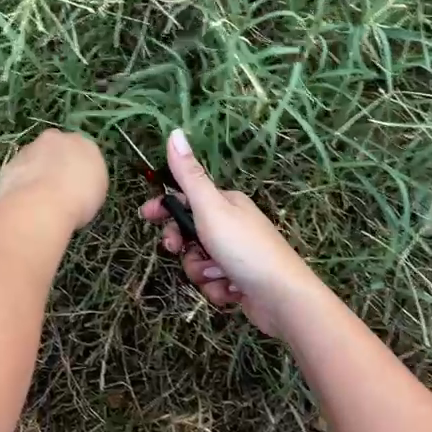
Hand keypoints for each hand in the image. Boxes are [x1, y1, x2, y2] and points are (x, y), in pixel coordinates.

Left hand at [0, 129, 108, 229]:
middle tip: (57, 188)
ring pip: (34, 157)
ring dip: (36, 171)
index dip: (78, 169)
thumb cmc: (78, 201)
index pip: (83, 152)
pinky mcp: (11, 162)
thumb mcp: (96, 194)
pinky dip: (20, 181)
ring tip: (38, 198)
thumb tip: (76, 184)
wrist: (41, 205)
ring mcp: (30, 148)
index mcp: (85, 145)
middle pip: (57, 148)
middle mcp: (57, 139)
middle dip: (56, 163)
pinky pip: (18, 171)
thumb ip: (86, 180)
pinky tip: (23, 200)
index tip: (76, 187)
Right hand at [142, 129, 319, 337]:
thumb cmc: (245, 248)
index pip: (186, 198)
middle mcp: (232, 225)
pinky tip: (232, 291)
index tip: (147, 217)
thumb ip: (189, 175)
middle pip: (189, 233)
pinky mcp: (241, 281)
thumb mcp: (211, 207)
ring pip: (198, 261)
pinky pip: (214, 283)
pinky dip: (217, 289)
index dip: (164, 208)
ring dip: (201, 271)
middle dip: (183, 247)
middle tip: (177, 250)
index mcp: (226, 203)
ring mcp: (237, 254)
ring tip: (217, 275)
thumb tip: (174, 132)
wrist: (284, 299)